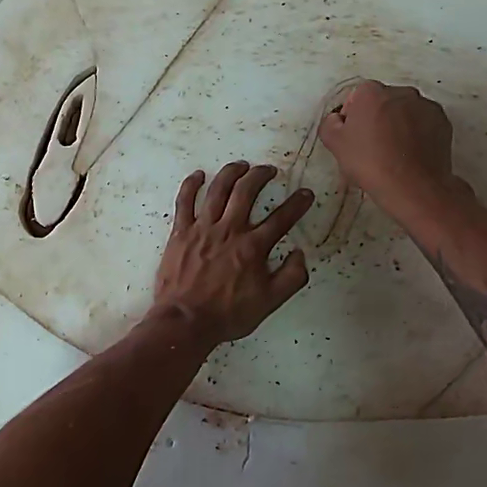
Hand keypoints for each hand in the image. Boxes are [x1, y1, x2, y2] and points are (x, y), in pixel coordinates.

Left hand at [149, 162, 313, 346]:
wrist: (185, 321)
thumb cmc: (228, 315)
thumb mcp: (270, 302)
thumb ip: (291, 277)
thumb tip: (299, 253)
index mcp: (253, 247)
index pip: (282, 218)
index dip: (297, 203)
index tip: (305, 194)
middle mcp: (229, 230)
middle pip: (247, 191)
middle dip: (261, 175)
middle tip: (269, 171)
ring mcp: (202, 228)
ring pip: (218, 189)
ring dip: (231, 173)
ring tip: (241, 166)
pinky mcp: (180, 232)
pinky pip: (184, 201)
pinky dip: (191, 185)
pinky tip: (198, 175)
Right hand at [319, 80, 465, 207]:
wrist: (411, 185)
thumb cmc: (368, 162)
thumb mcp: (334, 144)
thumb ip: (329, 123)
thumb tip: (337, 119)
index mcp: (372, 93)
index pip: (357, 96)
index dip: (352, 116)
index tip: (353, 136)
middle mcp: (401, 92)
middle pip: (383, 101)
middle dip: (377, 117)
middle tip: (372, 145)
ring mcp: (425, 105)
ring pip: (404, 111)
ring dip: (398, 124)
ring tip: (393, 152)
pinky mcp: (443, 121)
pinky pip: (423, 122)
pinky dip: (416, 132)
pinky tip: (410, 154)